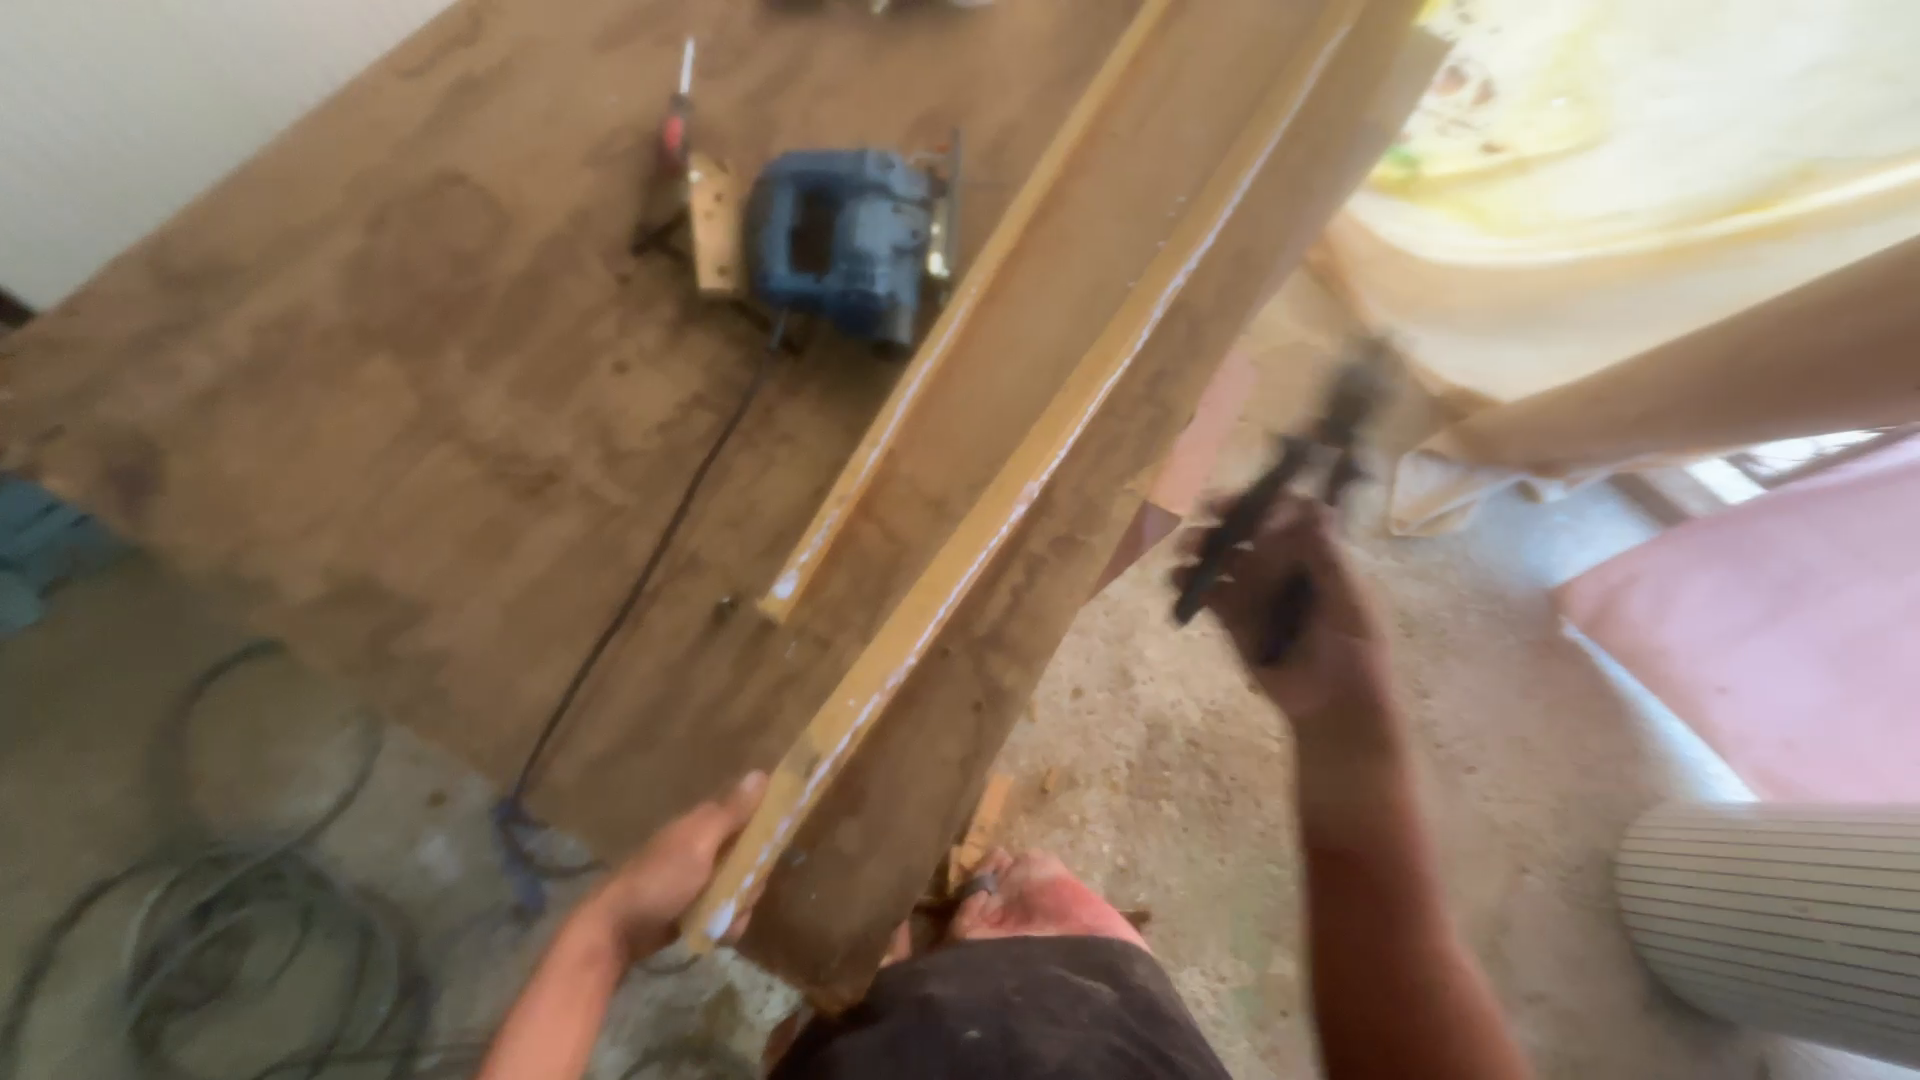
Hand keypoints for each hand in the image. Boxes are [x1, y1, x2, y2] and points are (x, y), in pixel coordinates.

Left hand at [575, 770, 767, 961]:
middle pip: (752, 855)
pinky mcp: (697, 906)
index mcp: (707, 822)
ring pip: (742, 885)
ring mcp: (702, 878)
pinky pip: (727, 910)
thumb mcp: (699, 843)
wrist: (614, 932)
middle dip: (752, 877)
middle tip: (741, 890)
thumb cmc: (658, 880)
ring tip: (725, 919)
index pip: (752, 813)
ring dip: (740, 904)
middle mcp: (708, 845)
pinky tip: (719, 933)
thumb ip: (732, 812)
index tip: (772, 848)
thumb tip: (762, 772)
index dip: (767, 828)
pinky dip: (727, 922)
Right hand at [1171, 494, 1392, 728]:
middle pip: (1249, 532)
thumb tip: (1312, 507)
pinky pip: (1207, 594)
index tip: (1245, 499)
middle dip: (1225, 522)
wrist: (1334, 707)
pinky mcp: (1233, 620)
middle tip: (1204, 517)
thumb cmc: (1355, 652)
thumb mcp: (1350, 601)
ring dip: (1202, 549)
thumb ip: (1328, 557)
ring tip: (1185, 551)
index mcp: (1316, 556)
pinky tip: (1178, 581)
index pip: (1289, 515)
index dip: (1265, 502)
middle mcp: (1282, 568)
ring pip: (1223, 560)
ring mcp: (1256, 593)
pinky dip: (1189, 585)